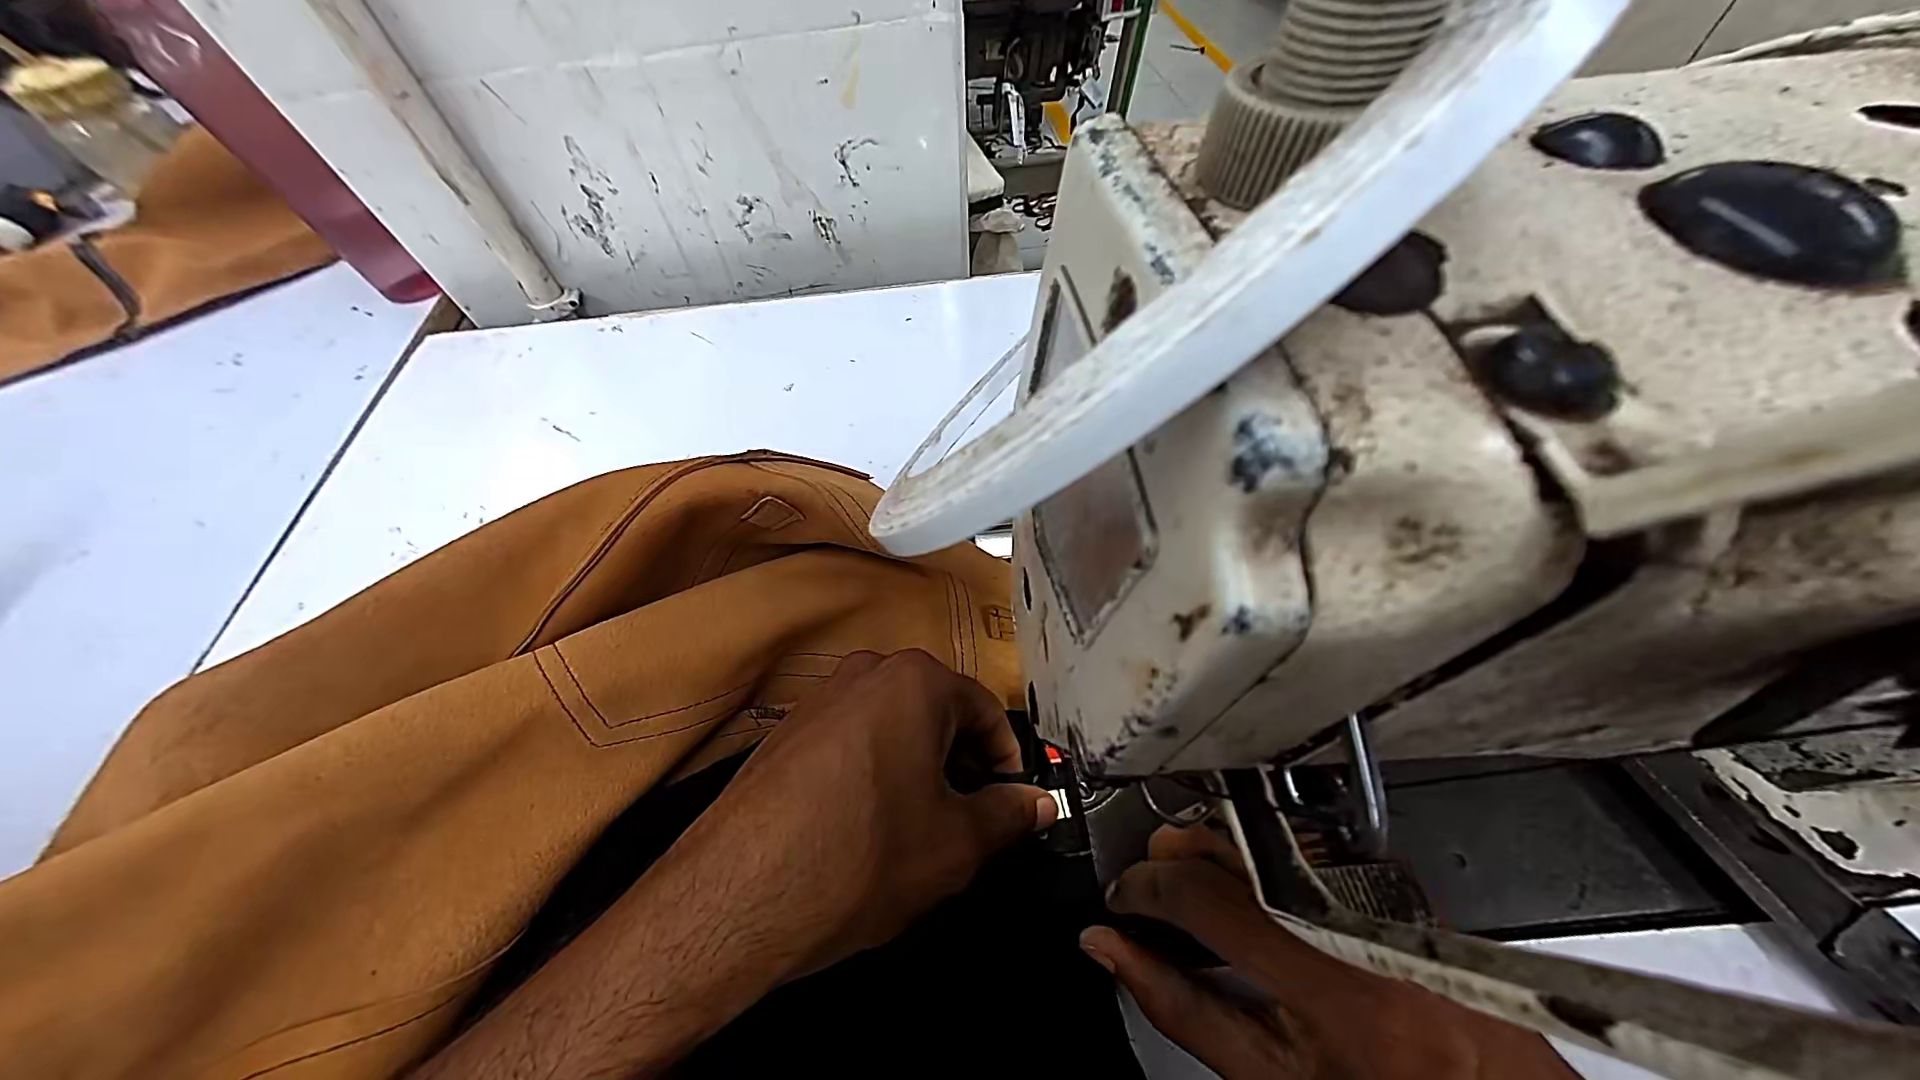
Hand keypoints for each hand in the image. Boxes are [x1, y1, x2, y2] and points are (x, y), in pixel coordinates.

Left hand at [674, 649, 1057, 979]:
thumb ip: (1008, 815)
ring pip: (893, 725)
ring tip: (916, 826)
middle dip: (961, 763)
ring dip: (917, 767)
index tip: (1012, 800)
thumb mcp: (956, 844)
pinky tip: (864, 824)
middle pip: (938, 712)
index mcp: (916, 682)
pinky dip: (874, 770)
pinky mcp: (787, 729)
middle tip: (970, 818)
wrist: (736, 895)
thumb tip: (1035, 804)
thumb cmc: (858, 857)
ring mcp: (820, 697)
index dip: (1008, 761)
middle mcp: (866, 673)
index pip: (986, 711)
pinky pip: (852, 738)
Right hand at [1080, 825, 1578, 1079]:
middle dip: (1163, 864)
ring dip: (1199, 855)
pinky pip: (1281, 839)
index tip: (1119, 903)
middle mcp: (1350, 911)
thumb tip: (1111, 950)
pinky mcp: (1375, 868)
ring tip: (1190, 903)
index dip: (1140, 890)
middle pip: (1217, 842)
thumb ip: (1181, 1006)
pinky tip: (1238, 898)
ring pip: (1246, 831)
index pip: (1198, 893)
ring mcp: (1368, 881)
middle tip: (1148, 903)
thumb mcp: (1273, 1078)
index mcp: (1327, 976)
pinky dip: (1240, 857)